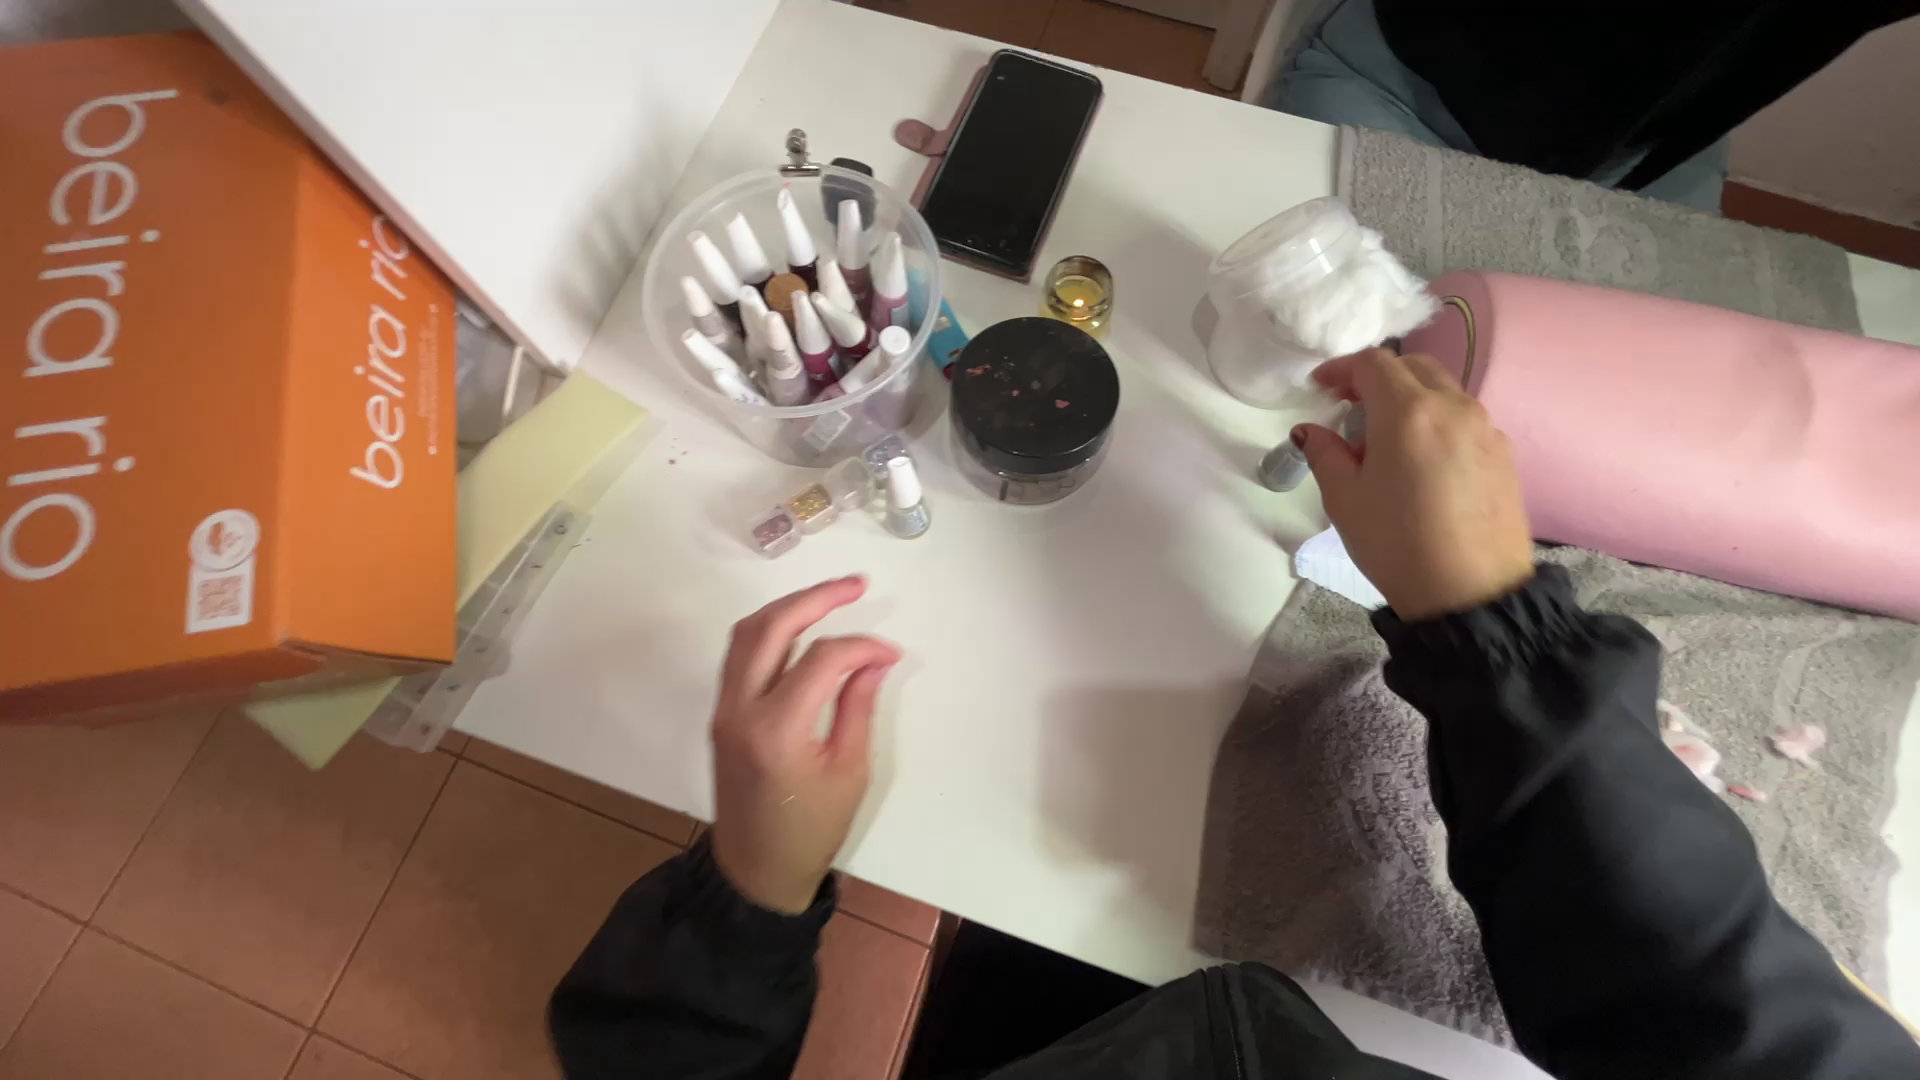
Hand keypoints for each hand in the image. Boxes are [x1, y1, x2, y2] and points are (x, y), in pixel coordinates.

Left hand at [709, 576, 900, 913]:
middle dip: (816, 597)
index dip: (862, 647)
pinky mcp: (722, 714)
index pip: (823, 659)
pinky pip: (741, 655)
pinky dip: (770, 631)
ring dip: (788, 608)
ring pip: (747, 634)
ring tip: (829, 597)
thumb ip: (859, 705)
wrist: (754, 872)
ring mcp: (724, 710)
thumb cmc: (810, 830)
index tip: (890, 655)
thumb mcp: (849, 770)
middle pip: (771, 627)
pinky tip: (800, 629)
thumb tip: (875, 659)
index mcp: (778, 729)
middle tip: (857, 584)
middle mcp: (741, 709)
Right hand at [1294, 348, 1534, 619]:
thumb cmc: (1394, 542)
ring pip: (1442, 390)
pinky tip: (1416, 458)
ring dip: (1407, 397)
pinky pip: (1462, 418)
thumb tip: (1311, 431)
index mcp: (1408, 413)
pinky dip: (1433, 420)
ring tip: (1380, 435)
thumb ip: (1324, 453)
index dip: (1341, 368)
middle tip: (1348, 404)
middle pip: (1414, 367)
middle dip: (1377, 376)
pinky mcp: (1502, 453)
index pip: (1374, 364)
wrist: (1470, 591)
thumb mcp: (1343, 498)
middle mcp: (1453, 407)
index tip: (1320, 386)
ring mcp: (1485, 428)